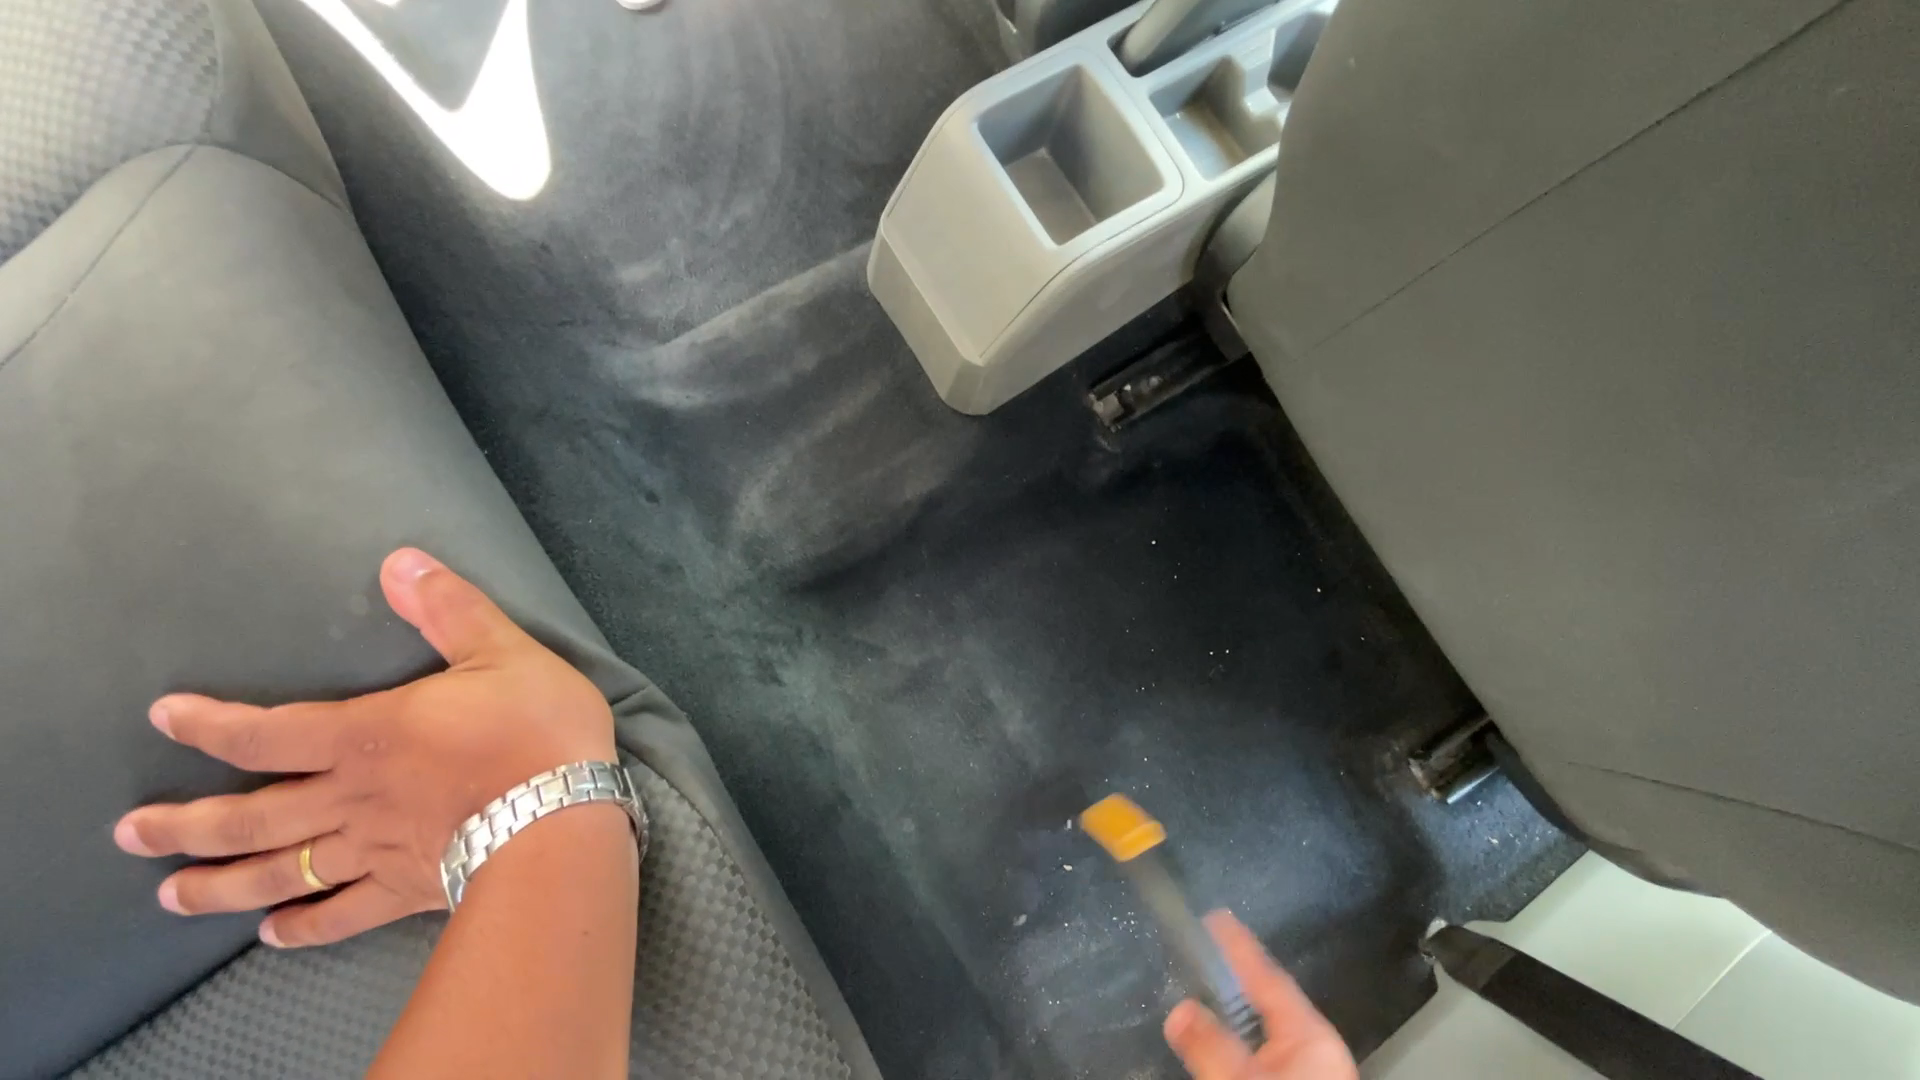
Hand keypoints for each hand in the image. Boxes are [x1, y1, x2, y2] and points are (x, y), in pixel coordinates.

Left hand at [113, 548, 617, 947]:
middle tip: (130, 833)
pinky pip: (343, 915)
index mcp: (368, 735)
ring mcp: (376, 849)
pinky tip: (274, 933)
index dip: (212, 723)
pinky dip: (304, 926)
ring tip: (172, 894)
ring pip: (283, 869)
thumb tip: (398, 559)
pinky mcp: (407, 887)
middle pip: (254, 816)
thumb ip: (449, 609)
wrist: (564, 812)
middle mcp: (352, 797)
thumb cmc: (535, 726)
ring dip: (222, 882)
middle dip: (187, 824)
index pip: (269, 731)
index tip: (164, 717)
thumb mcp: (504, 652)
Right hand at [1165, 913, 1357, 1079]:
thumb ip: (1210, 1048)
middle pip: (1265, 1002)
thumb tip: (1179, 1009)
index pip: (1266, 976)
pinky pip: (1259, 1057)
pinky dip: (1234, 1042)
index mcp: (1309, 1037)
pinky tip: (1214, 1042)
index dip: (1237, 946)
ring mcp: (1304, 1074)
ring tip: (1199, 987)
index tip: (1214, 916)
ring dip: (1230, 1014)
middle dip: (1232, 978)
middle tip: (1198, 949)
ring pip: (1261, 1034)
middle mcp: (1311, 1052)